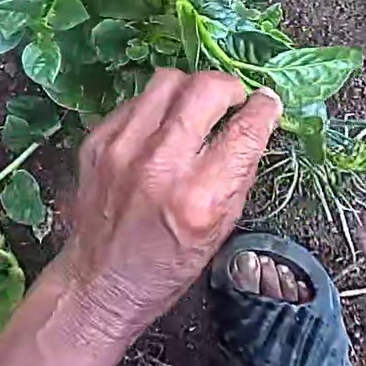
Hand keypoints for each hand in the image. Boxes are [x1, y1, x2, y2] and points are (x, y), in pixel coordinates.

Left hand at [58, 69, 282, 346]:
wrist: (99, 283)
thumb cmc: (169, 263)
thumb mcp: (222, 227)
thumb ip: (240, 171)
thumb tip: (257, 124)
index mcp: (199, 198)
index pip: (244, 131)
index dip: (265, 108)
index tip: (269, 101)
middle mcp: (159, 167)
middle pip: (205, 89)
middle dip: (230, 87)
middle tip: (234, 100)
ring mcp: (122, 149)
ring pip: (169, 81)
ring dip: (193, 88)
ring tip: (198, 106)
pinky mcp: (97, 141)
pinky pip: (138, 100)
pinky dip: (159, 106)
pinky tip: (163, 126)